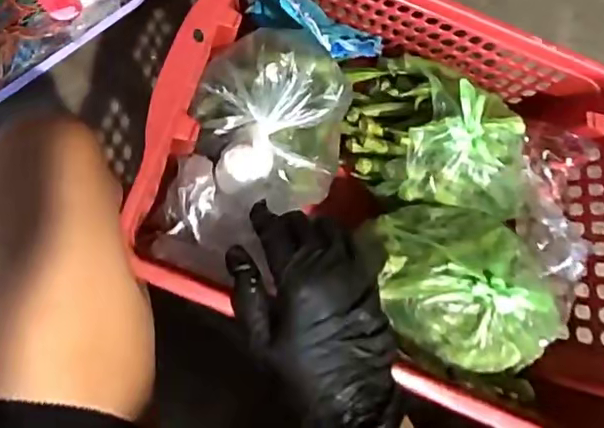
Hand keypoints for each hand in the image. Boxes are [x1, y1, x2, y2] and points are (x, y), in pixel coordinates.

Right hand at [227, 203, 400, 427]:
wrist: (351, 396)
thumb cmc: (298, 371)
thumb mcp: (262, 340)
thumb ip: (247, 292)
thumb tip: (234, 251)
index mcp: (296, 275)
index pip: (276, 232)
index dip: (264, 217)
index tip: (257, 208)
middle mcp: (325, 260)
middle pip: (304, 223)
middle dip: (287, 220)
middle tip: (277, 225)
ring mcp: (351, 264)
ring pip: (330, 226)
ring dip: (313, 224)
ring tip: (303, 231)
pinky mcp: (368, 273)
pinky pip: (352, 240)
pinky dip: (337, 234)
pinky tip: (330, 242)